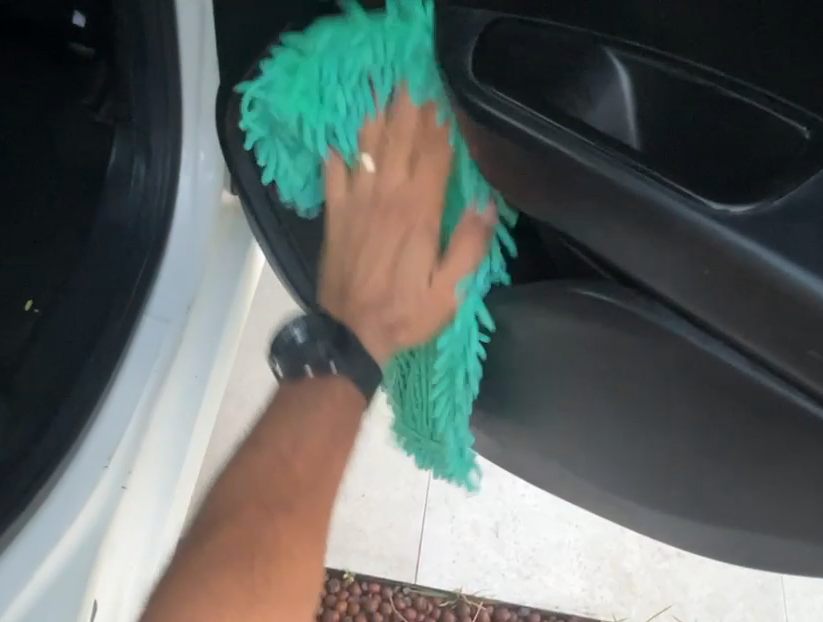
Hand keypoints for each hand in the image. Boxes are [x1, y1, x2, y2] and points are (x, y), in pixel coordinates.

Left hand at [317, 88, 498, 365]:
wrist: (351, 333)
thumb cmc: (405, 314)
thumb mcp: (449, 292)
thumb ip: (468, 247)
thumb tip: (487, 205)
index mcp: (420, 213)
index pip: (434, 157)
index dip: (441, 128)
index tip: (446, 103)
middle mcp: (388, 199)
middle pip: (401, 144)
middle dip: (410, 113)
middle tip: (415, 86)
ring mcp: (358, 205)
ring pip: (369, 151)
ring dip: (379, 123)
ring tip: (386, 99)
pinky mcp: (336, 218)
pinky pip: (335, 176)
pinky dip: (339, 157)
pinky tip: (342, 145)